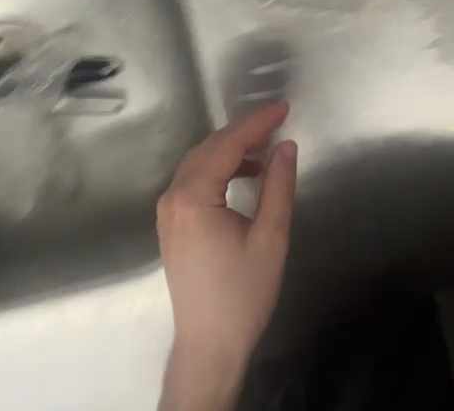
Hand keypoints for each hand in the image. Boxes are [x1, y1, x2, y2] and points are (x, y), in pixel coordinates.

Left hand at [156, 103, 297, 373]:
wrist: (209, 344)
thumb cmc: (242, 295)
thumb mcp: (270, 238)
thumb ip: (278, 187)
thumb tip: (286, 146)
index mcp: (193, 197)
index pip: (226, 145)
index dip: (256, 123)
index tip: (282, 109)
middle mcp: (172, 197)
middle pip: (208, 148)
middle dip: (243, 132)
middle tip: (277, 122)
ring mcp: (168, 210)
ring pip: (199, 162)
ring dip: (231, 150)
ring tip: (266, 149)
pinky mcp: (172, 223)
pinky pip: (194, 180)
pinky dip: (219, 169)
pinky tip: (245, 175)